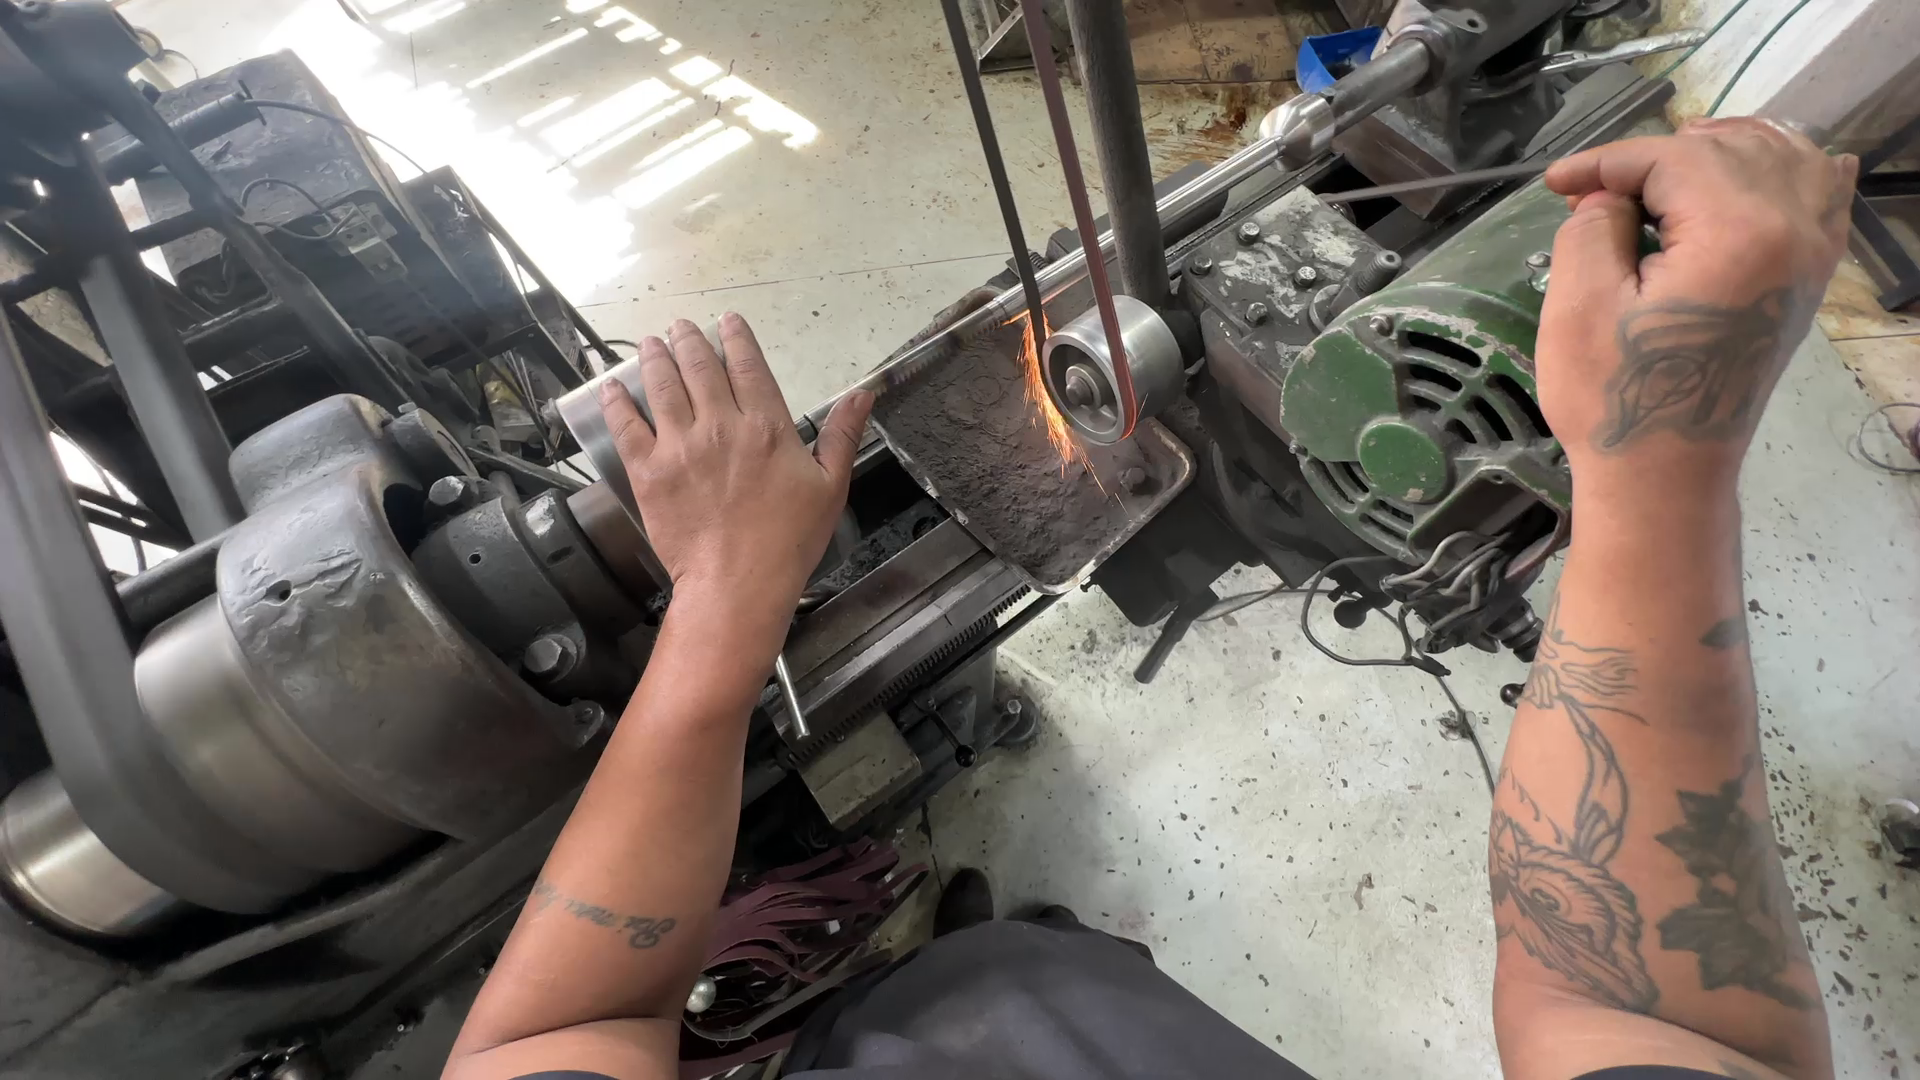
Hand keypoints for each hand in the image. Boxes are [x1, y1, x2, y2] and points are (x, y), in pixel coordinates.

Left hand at [594, 315, 873, 628]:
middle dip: (689, 339)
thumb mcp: (831, 485)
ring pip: (662, 385)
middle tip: (681, 327)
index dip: (736, 338)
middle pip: (699, 367)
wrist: (740, 581)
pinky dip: (617, 401)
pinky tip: (612, 386)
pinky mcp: (648, 471)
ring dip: (655, 358)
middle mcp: (720, 425)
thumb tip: (864, 393)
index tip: (727, 321)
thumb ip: (842, 434)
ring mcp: (679, 446)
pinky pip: (626, 426)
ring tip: (651, 343)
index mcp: (766, 426)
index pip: (747, 365)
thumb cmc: (790, 538)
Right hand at [1536, 119, 1856, 503]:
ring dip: (1717, 154)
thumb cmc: (1610, 391)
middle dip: (1654, 157)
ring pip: (1784, 159)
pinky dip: (1780, 171)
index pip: (1674, 161)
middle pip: (1732, 150)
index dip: (1607, 162)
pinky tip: (1750, 179)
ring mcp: (1811, 254)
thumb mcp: (1577, 309)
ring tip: (1658, 172)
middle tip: (1590, 187)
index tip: (1553, 182)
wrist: (1661, 466)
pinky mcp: (1805, 279)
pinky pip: (1819, 194)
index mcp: (1737, 231)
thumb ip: (1591, 235)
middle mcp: (1795, 228)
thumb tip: (1606, 201)